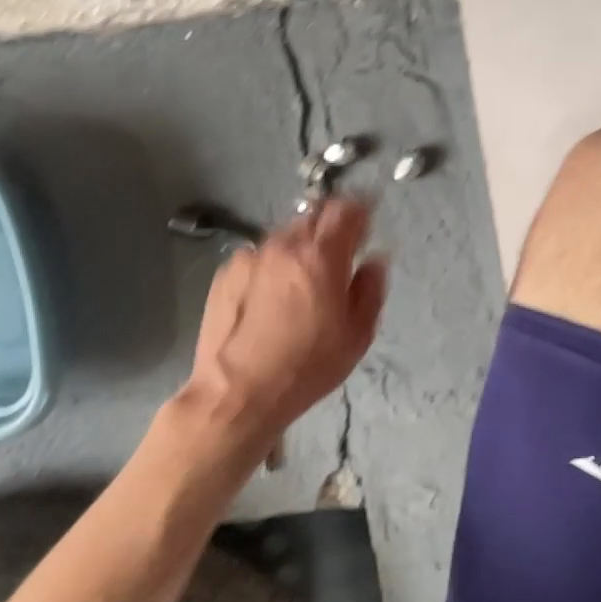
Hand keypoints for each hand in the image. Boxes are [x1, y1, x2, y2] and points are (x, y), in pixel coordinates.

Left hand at [184, 199, 386, 442]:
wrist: (237, 393)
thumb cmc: (308, 367)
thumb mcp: (358, 335)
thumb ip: (370, 289)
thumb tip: (374, 262)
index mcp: (322, 257)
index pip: (346, 210)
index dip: (362, 208)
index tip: (369, 215)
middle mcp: (284, 246)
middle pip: (314, 216)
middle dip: (332, 226)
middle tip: (341, 251)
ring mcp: (251, 257)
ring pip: (285, 235)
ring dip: (302, 245)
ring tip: (306, 278)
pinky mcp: (226, 274)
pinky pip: (261, 257)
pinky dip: (275, 265)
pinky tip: (274, 297)